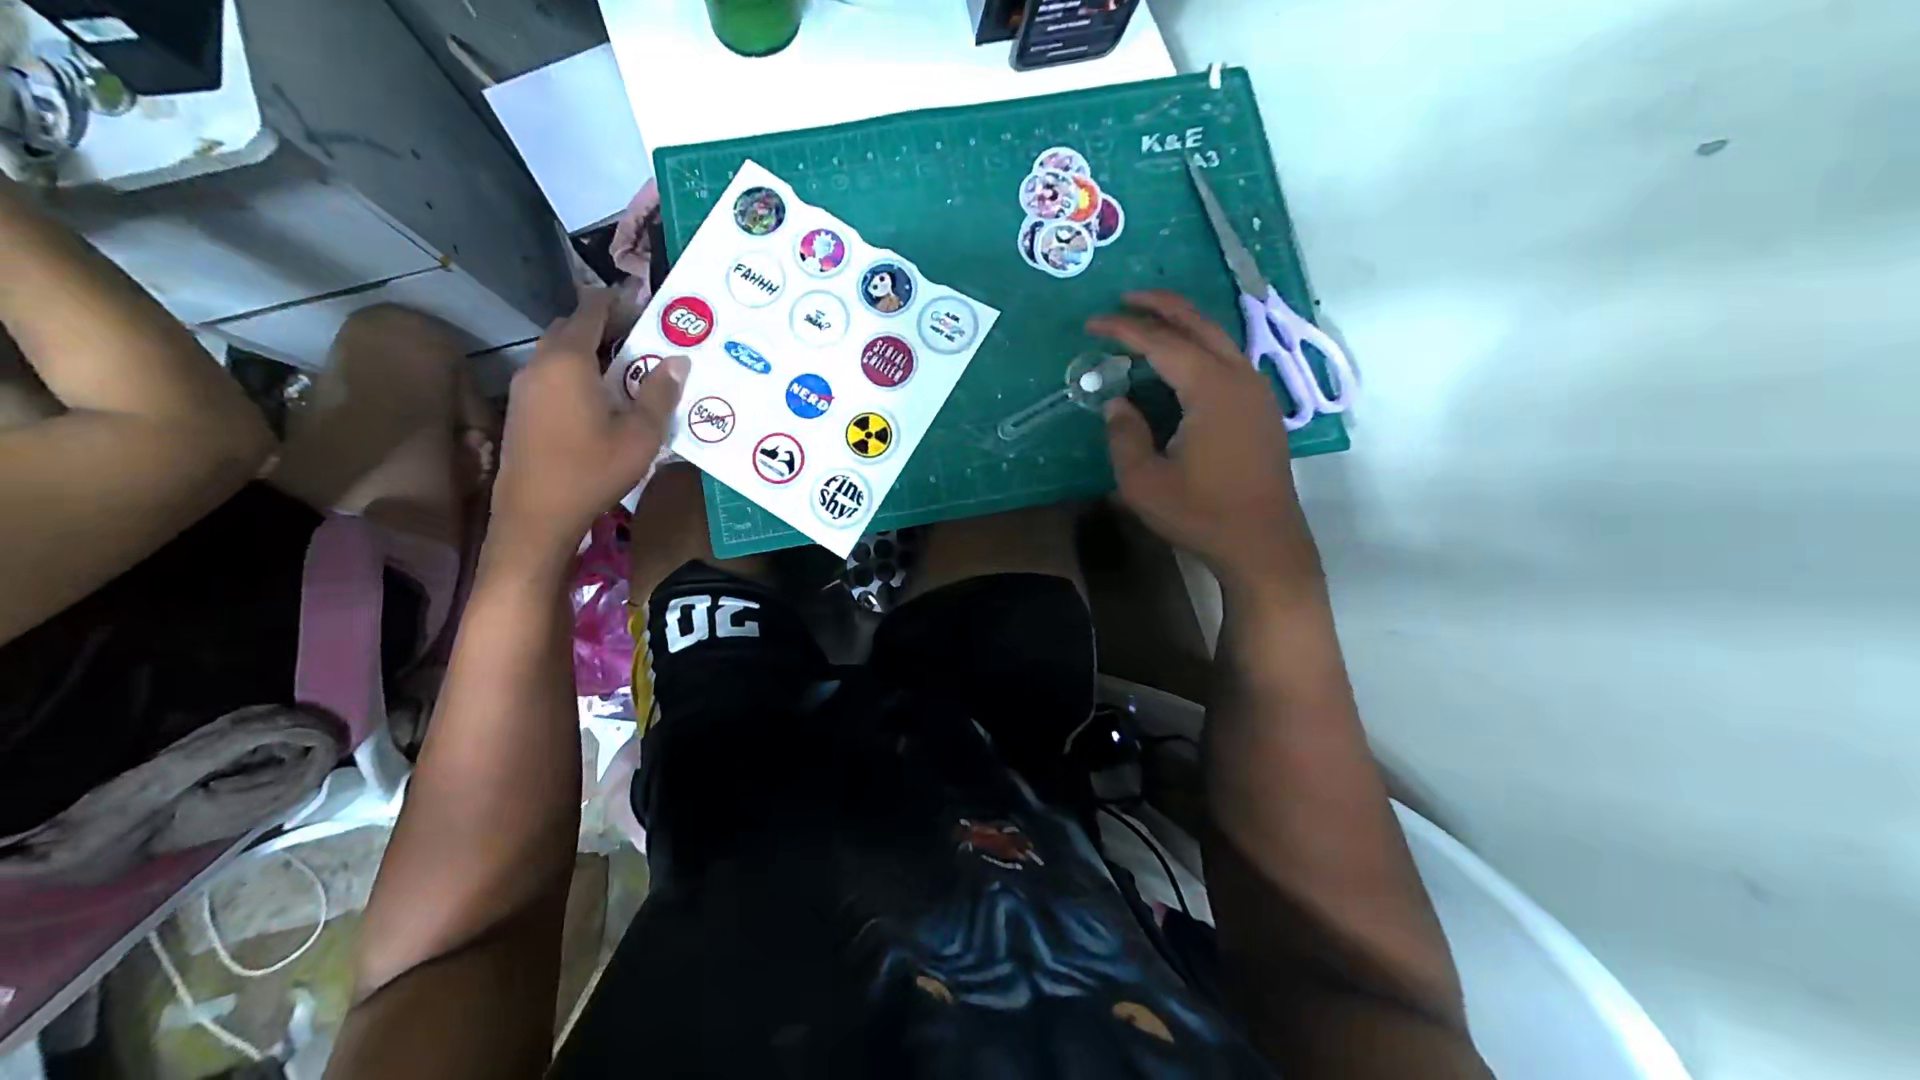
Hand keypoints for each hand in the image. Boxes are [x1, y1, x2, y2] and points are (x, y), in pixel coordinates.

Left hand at [489, 289, 686, 569]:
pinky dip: (575, 373)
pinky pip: (550, 375)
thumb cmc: (592, 471)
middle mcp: (539, 365)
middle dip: (604, 325)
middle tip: (642, 338)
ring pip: (558, 353)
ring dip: (589, 351)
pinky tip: (599, 397)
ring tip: (626, 367)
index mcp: (568, 361)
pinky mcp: (520, 410)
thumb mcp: (641, 435)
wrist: (535, 516)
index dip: (617, 302)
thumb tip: (678, 360)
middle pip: (570, 329)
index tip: (644, 304)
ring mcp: (524, 388)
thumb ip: (660, 393)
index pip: (590, 311)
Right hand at [1092, 291, 1321, 597]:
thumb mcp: (1144, 481)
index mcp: (1211, 389)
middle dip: (1161, 306)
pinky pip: (1228, 361)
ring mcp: (1257, 393)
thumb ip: (1124, 435)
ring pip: (1219, 339)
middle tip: (1126, 298)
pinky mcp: (1262, 410)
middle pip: (1199, 324)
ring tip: (1151, 320)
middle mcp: (1240, 378)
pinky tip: (1183, 361)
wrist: (1263, 544)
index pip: (1162, 343)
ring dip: (1184, 324)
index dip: (1124, 329)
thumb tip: (1117, 403)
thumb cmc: (1202, 514)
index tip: (1092, 323)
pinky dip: (1200, 348)